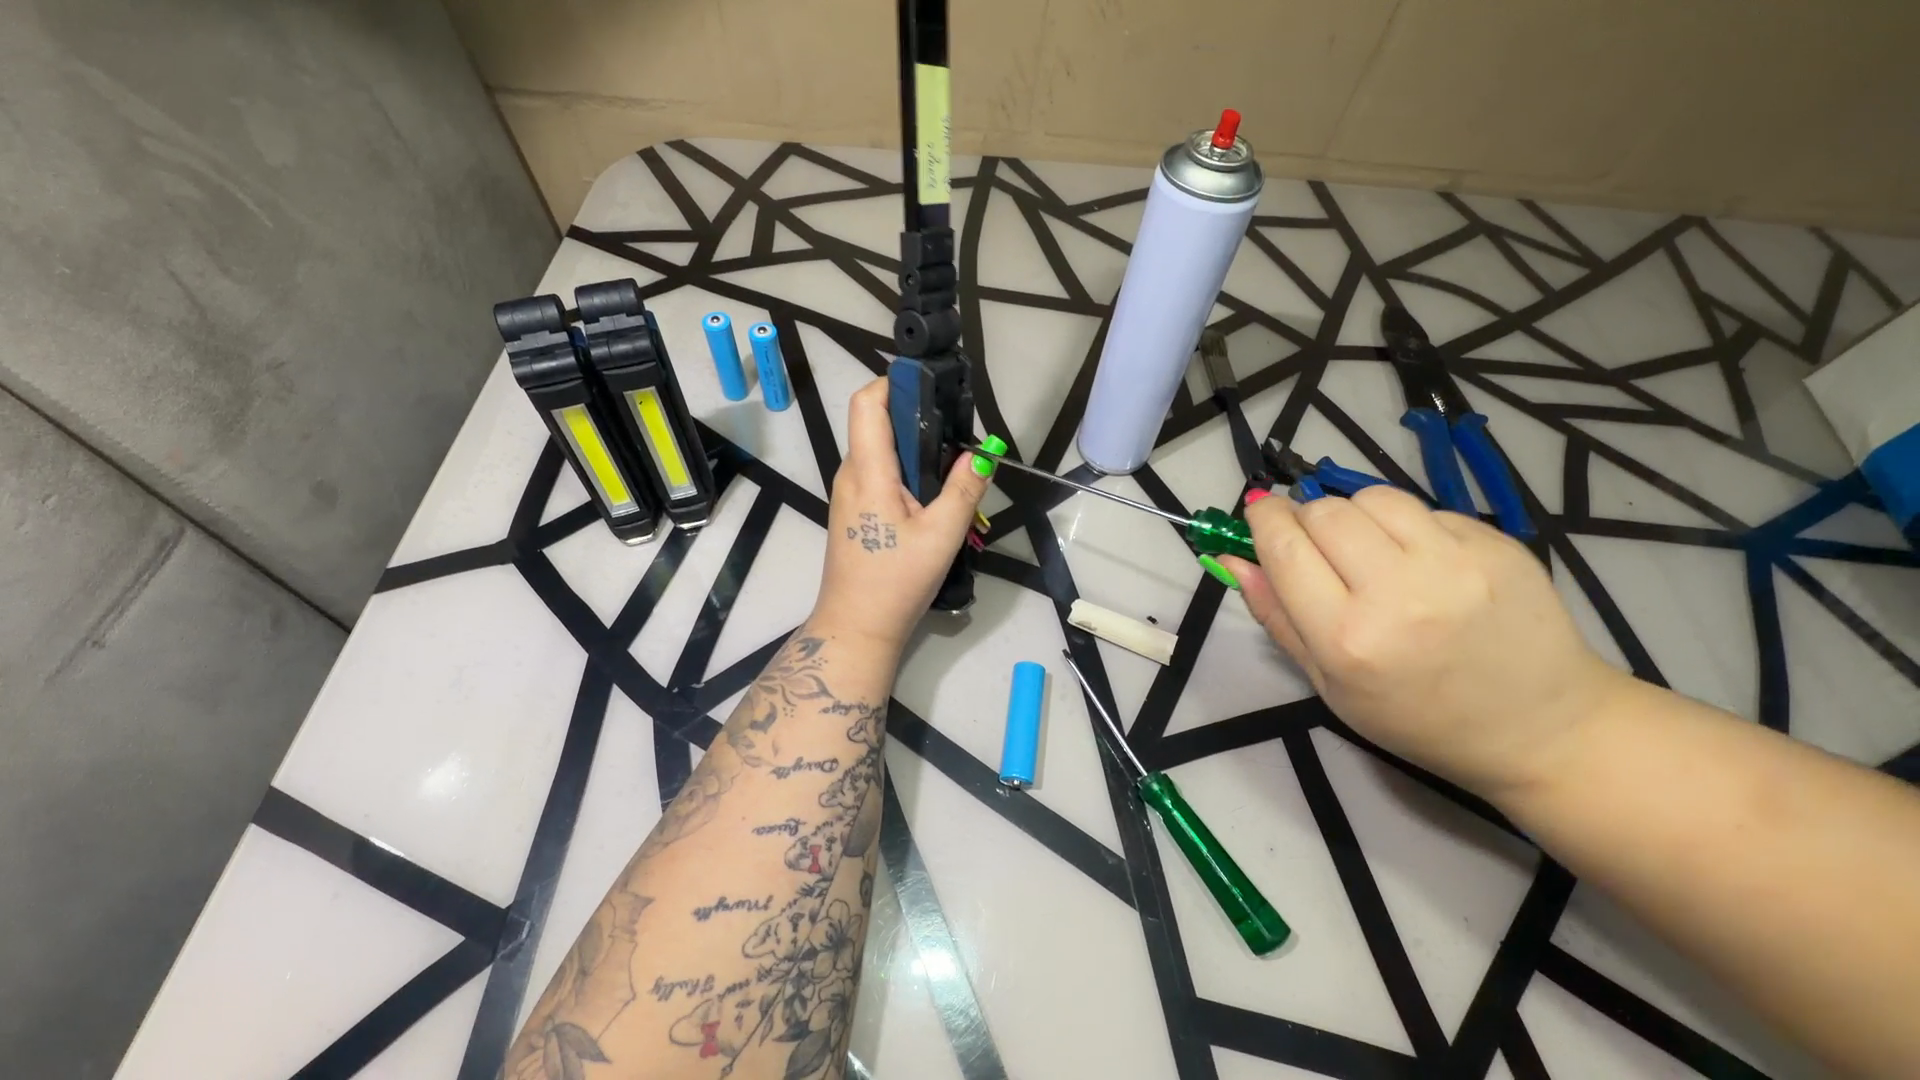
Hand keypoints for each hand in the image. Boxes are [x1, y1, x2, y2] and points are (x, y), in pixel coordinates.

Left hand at [809, 379, 989, 649]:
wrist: (857, 627)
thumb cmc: (896, 581)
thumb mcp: (942, 534)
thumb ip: (964, 487)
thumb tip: (984, 451)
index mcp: (868, 471)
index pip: (866, 402)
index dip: (893, 382)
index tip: (930, 386)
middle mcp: (851, 474)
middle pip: (874, 422)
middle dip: (914, 415)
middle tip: (956, 429)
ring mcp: (848, 493)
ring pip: (878, 450)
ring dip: (912, 446)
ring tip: (950, 463)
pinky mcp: (853, 510)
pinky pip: (877, 473)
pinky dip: (904, 470)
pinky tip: (931, 492)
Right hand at [1217, 487, 1631, 799]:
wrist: (1537, 726)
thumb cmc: (1417, 718)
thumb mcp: (1331, 686)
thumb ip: (1278, 619)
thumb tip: (1234, 559)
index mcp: (1348, 640)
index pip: (1285, 547)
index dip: (1265, 520)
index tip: (1261, 515)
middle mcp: (1399, 594)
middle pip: (1325, 512)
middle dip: (1307, 517)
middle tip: (1316, 543)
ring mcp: (1455, 564)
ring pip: (1373, 498)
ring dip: (1356, 515)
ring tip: (1369, 550)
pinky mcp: (1496, 545)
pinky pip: (1426, 511)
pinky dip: (1407, 527)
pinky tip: (1422, 563)